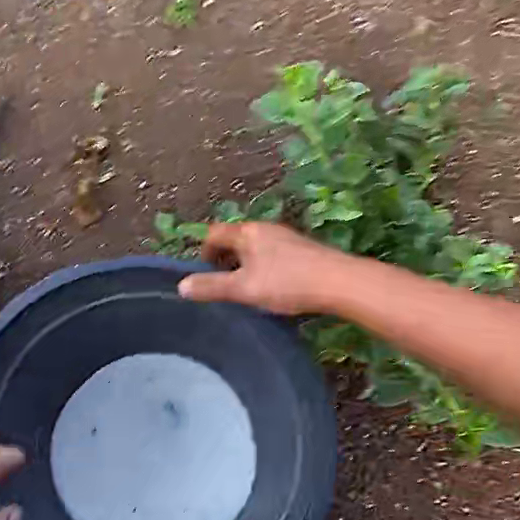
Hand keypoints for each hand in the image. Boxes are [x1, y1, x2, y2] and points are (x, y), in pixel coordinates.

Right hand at [178, 222, 360, 315]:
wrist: (338, 282)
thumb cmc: (287, 283)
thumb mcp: (244, 289)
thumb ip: (212, 287)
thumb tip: (181, 286)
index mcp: (248, 232)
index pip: (215, 233)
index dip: (204, 252)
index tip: (204, 274)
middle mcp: (267, 229)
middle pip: (237, 239)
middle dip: (226, 259)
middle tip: (223, 285)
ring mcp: (288, 238)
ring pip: (257, 248)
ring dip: (247, 265)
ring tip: (248, 290)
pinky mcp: (304, 250)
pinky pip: (275, 255)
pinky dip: (266, 268)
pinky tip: (275, 289)